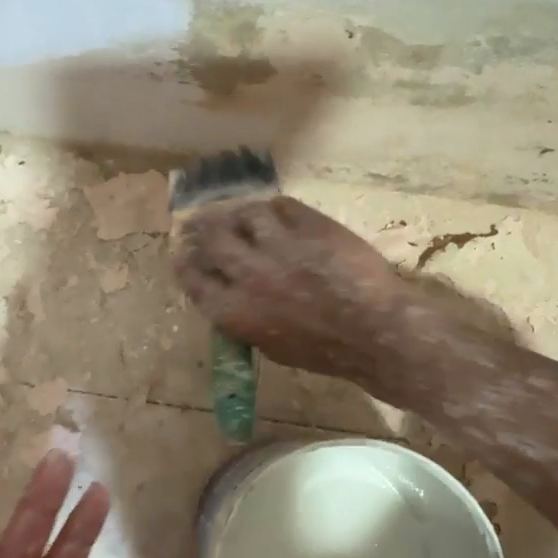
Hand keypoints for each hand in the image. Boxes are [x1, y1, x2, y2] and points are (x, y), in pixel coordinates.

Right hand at [174, 195, 423, 391]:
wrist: (375, 331)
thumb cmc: (323, 352)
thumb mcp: (271, 347)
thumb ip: (245, 320)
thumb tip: (233, 300)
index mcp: (234, 310)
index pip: (193, 278)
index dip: (184, 263)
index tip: (182, 255)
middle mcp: (248, 272)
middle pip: (211, 239)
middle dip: (201, 229)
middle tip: (201, 224)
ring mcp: (279, 244)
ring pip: (246, 214)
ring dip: (239, 214)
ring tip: (239, 214)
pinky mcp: (310, 225)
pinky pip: (282, 206)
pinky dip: (274, 208)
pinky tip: (275, 211)